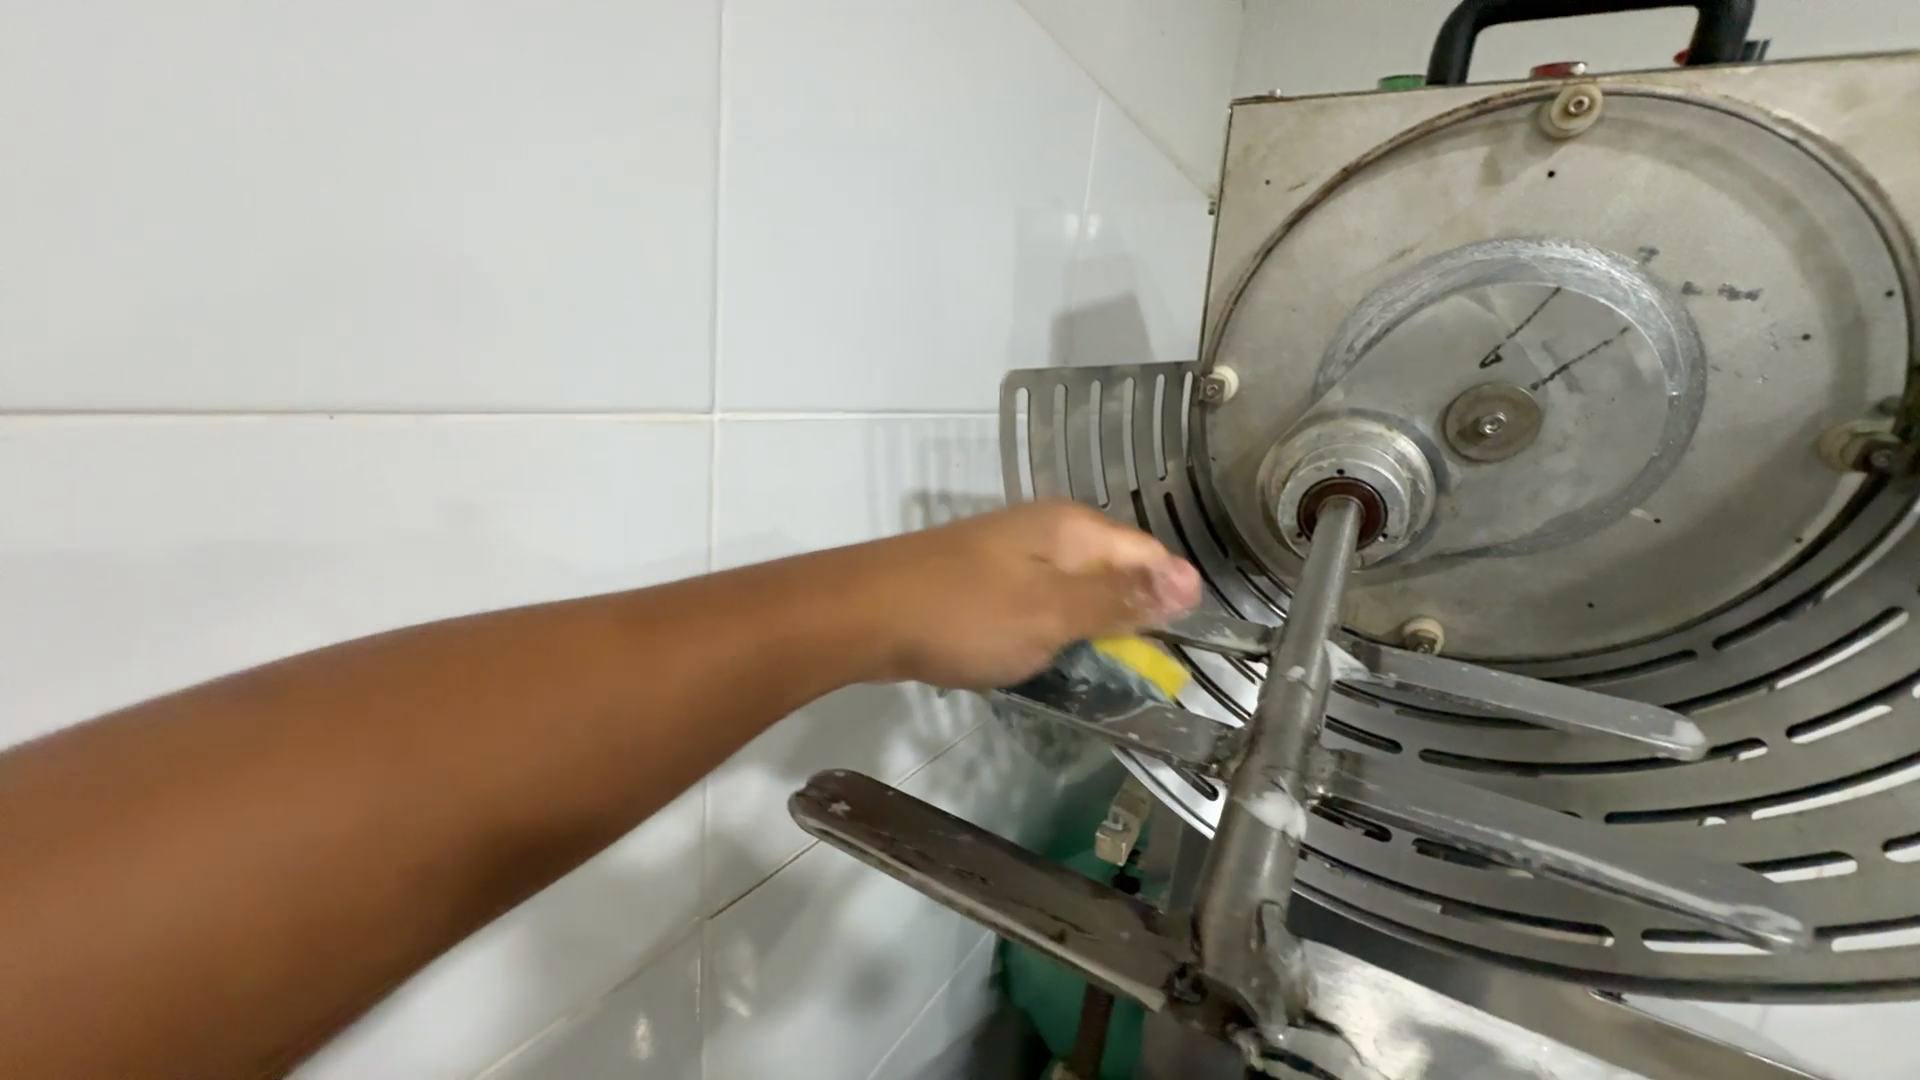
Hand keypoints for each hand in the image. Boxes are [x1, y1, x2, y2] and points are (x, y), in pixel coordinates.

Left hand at [853, 500, 1200, 688]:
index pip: (1149, 556)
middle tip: (1125, 674)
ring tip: (1083, 673)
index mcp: (1073, 528)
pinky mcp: (984, 581)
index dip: (1166, 602)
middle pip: (1112, 572)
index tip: (1168, 656)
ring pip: (1072, 592)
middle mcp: (1047, 531)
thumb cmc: (966, 614)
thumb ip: (1120, 598)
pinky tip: (1036, 658)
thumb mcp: (1054, 612)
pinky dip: (1045, 632)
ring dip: (1084, 631)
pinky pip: (1036, 604)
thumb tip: (1192, 580)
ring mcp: (1011, 554)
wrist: (866, 615)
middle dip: (1125, 621)